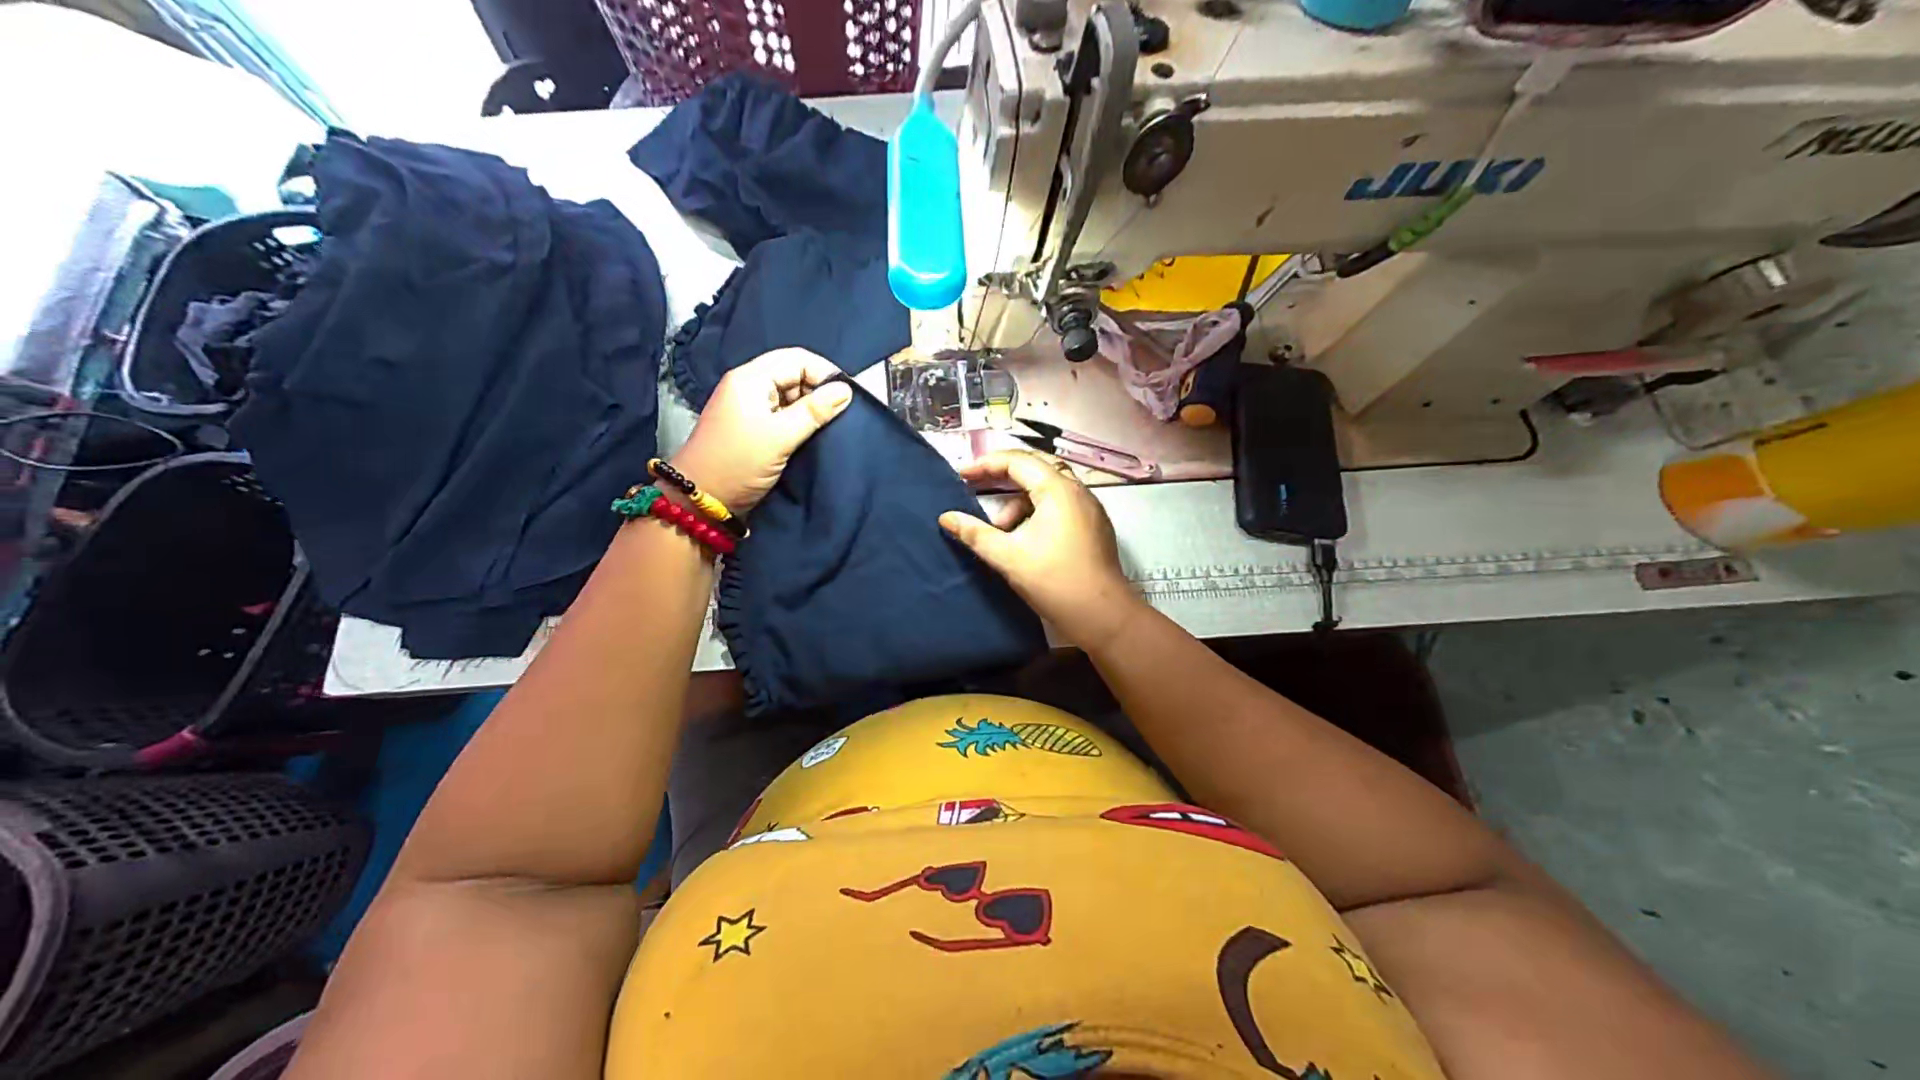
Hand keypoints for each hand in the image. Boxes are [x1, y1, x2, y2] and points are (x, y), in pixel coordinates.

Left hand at [670, 348, 853, 515]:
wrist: (700, 500)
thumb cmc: (738, 463)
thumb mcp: (780, 437)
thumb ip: (814, 411)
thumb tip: (846, 391)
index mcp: (751, 378)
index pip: (797, 359)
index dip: (825, 373)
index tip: (847, 398)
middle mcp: (749, 386)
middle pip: (794, 374)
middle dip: (819, 391)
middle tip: (841, 415)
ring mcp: (750, 407)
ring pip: (790, 395)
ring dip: (811, 408)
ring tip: (829, 427)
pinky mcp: (753, 427)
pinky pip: (783, 413)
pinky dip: (800, 421)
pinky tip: (813, 435)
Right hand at [939, 449, 1145, 650]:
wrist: (1103, 615)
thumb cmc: (1053, 581)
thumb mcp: (1007, 556)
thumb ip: (975, 533)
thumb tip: (946, 518)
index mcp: (1058, 489)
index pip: (1017, 461)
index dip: (985, 465)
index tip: (960, 476)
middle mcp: (1077, 491)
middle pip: (1034, 468)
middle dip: (1002, 476)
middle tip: (974, 487)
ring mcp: (1089, 508)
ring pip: (1047, 489)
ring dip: (1018, 502)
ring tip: (998, 531)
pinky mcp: (1093, 526)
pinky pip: (1059, 505)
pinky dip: (1035, 512)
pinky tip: (1022, 538)